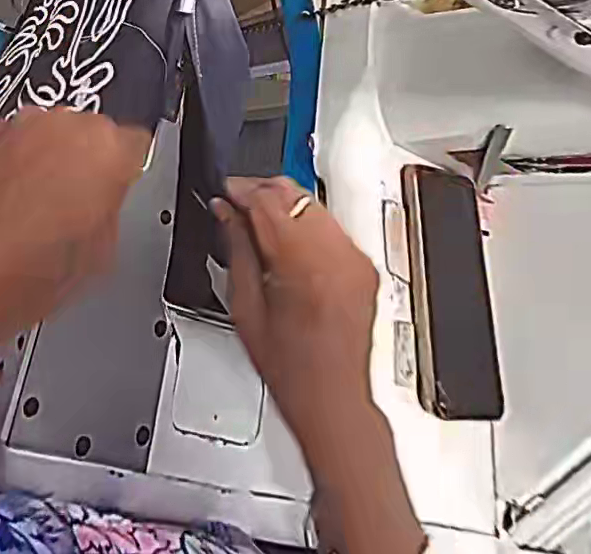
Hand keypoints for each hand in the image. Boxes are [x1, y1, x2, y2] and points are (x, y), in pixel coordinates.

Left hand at [0, 107, 150, 352]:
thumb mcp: (103, 246)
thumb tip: (106, 192)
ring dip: (60, 153)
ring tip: (47, 195)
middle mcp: (73, 124)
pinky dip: (30, 155)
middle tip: (82, 197)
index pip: (138, 143)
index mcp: (110, 149)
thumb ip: (113, 201)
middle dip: (93, 159)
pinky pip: (30, 136)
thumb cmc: (35, 270)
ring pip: (63, 130)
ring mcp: (33, 121)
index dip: (129, 168)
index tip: (120, 185)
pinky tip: (21, 190)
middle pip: (98, 132)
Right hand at [213, 177, 379, 444]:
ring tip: (260, 222)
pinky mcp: (364, 266)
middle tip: (238, 203)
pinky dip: (307, 224)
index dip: (241, 190)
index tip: (226, 192)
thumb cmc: (291, 369)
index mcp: (302, 265)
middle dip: (262, 191)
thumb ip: (237, 248)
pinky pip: (331, 226)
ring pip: (314, 203)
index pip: (268, 201)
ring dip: (284, 204)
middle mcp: (335, 256)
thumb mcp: (246, 307)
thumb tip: (226, 212)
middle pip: (294, 193)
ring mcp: (354, 259)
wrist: (333, 400)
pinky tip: (289, 241)